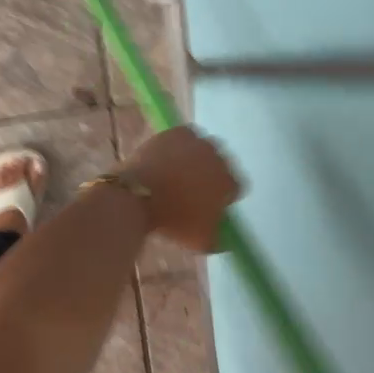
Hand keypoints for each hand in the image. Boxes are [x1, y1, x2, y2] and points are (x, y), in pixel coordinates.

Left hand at [117, 126, 240, 251]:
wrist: (138, 196)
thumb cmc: (173, 221)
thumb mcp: (201, 241)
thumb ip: (219, 238)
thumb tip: (225, 238)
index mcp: (230, 183)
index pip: (235, 187)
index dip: (222, 195)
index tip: (208, 203)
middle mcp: (221, 158)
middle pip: (221, 165)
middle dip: (210, 175)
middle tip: (191, 188)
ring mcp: (199, 142)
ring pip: (203, 149)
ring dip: (196, 158)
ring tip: (177, 171)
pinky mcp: (178, 132)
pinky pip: (185, 136)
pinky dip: (179, 145)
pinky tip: (167, 156)